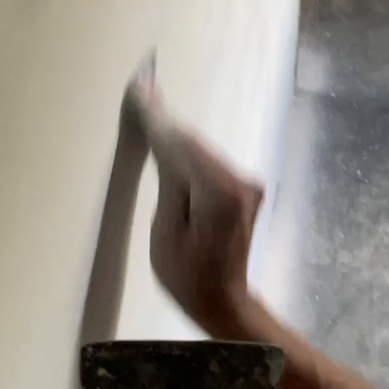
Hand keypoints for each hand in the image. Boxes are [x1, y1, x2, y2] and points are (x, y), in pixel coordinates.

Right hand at [140, 102, 263, 334]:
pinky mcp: (244, 188)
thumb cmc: (186, 277)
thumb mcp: (165, 230)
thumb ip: (170, 179)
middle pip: (193, 144)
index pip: (180, 145)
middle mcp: (241, 180)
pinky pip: (209, 163)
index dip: (157, 118)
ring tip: (149, 110)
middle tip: (142, 88)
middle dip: (165, 122)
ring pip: (201, 151)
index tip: (141, 87)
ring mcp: (247, 184)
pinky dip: (189, 154)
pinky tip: (170, 143)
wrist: (223, 301)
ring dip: (176, 137)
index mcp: (219, 191)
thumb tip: (165, 140)